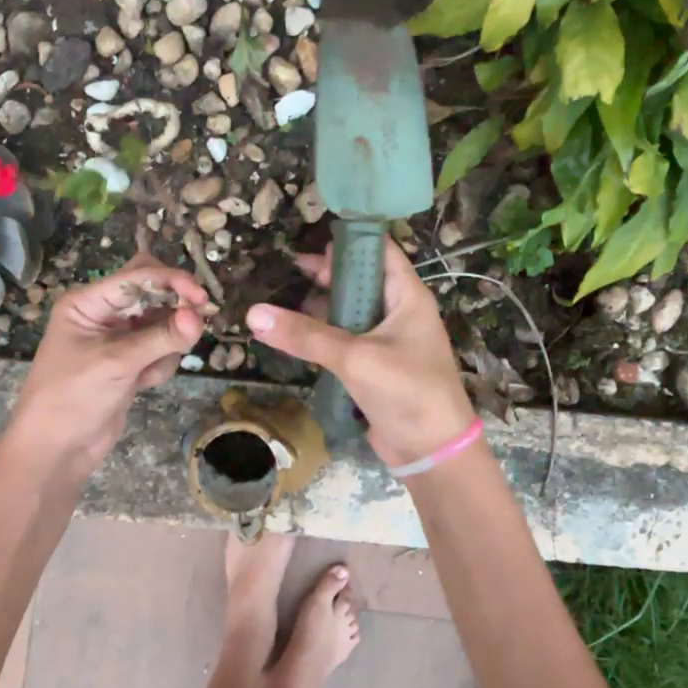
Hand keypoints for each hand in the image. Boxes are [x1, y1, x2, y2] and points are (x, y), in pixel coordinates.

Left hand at [3, 253, 208, 471]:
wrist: (55, 450)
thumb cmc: (73, 398)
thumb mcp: (117, 363)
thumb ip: (161, 337)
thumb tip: (199, 316)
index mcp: (88, 302)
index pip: (137, 276)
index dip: (171, 282)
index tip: (200, 297)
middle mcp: (103, 314)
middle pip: (152, 294)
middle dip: (174, 308)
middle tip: (197, 322)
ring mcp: (118, 339)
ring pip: (162, 323)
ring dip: (167, 344)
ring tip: (150, 372)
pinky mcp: (130, 362)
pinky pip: (160, 349)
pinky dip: (161, 364)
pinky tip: (145, 384)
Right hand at [246, 243, 477, 467]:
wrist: (433, 450)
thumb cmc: (407, 391)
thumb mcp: (355, 358)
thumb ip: (306, 336)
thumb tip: (253, 314)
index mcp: (407, 296)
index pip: (379, 250)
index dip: (349, 240)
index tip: (311, 237)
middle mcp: (398, 311)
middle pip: (359, 279)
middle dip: (327, 274)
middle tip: (291, 271)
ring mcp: (387, 339)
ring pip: (349, 311)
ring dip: (321, 306)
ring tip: (285, 300)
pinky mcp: (375, 365)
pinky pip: (345, 339)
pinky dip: (323, 334)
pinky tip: (296, 333)